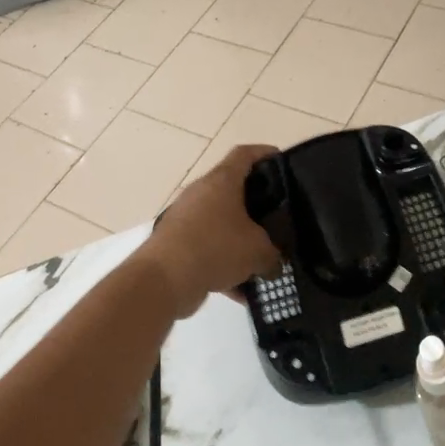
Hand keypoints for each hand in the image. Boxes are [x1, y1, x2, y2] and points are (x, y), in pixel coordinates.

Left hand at [137, 145, 281, 316]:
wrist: (163, 278)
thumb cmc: (215, 247)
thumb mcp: (257, 251)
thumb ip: (273, 255)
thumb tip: (274, 263)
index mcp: (222, 181)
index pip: (245, 154)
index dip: (264, 153)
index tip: (281, 160)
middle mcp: (201, 192)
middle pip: (233, 191)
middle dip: (255, 206)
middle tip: (276, 219)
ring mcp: (185, 218)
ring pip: (220, 224)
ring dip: (239, 241)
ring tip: (261, 262)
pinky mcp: (176, 244)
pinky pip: (207, 249)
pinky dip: (223, 265)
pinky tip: (240, 291)